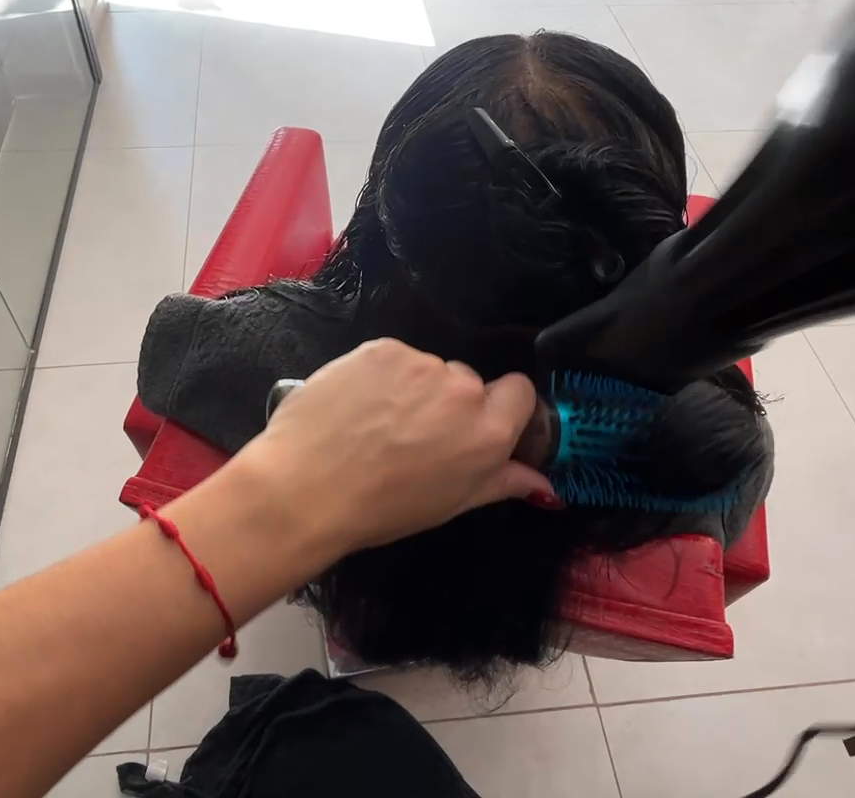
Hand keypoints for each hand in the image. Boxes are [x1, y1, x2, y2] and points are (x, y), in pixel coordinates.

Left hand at [223, 339, 553, 555]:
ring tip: (375, 422)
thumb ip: (503, 483)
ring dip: (411, 388)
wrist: (306, 486)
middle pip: (468, 381)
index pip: (520, 391)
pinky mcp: (381, 347)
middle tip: (412, 435)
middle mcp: (462, 388)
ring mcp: (420, 363)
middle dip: (448, 403)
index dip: (500, 407)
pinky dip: (380, 376)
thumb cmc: (382, 508)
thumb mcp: (451, 504)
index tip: (470, 427)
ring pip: (427, 369)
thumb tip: (548, 488)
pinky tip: (356, 403)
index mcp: (489, 430)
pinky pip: (393, 358)